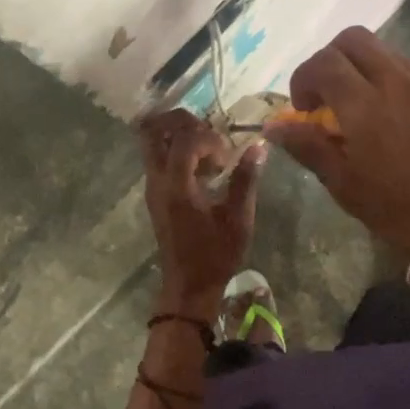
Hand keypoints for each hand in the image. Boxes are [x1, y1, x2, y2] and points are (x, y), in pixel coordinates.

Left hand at [139, 109, 265, 309]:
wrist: (188, 286)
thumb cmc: (216, 255)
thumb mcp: (238, 220)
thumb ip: (246, 180)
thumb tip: (258, 147)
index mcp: (176, 187)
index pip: (184, 140)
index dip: (209, 138)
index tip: (228, 156)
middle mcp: (156, 181)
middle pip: (153, 130)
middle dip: (182, 122)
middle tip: (210, 135)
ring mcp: (151, 186)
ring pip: (152, 141)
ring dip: (178, 134)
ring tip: (207, 150)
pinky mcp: (153, 192)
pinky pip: (157, 157)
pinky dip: (176, 150)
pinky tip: (202, 167)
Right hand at [266, 27, 409, 300]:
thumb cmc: (406, 213)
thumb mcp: (346, 187)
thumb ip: (308, 148)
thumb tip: (275, 126)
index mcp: (365, 105)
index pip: (322, 62)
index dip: (303, 79)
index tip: (304, 110)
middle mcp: (398, 82)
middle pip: (354, 39)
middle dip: (331, 61)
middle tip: (329, 99)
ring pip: (387, 54)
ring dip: (364, 72)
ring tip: (366, 114)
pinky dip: (395, 85)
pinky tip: (401, 125)